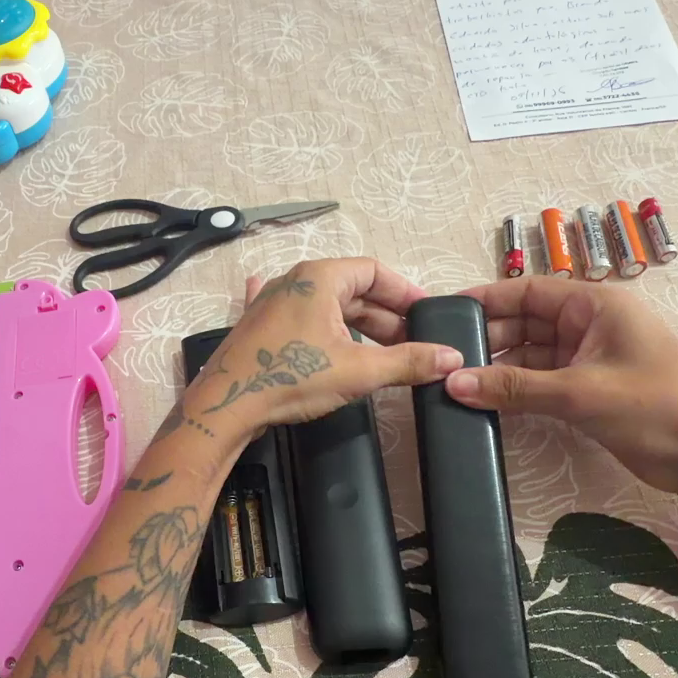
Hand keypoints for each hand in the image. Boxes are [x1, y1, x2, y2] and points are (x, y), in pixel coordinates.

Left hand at [188, 258, 462, 431]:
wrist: (226, 405)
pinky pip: (298, 319)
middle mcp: (294, 281)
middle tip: (411, 343)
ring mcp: (271, 303)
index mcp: (320, 277)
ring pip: (326, 307)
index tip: (425, 314)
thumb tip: (451, 358)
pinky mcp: (258, 328)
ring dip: (356, 327)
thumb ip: (408, 361)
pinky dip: (318, 326)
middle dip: (384, 317)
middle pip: (352, 291)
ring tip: (382, 352)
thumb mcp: (359, 371)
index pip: (375, 271)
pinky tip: (317, 326)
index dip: (405, 292)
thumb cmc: (290, 377)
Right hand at [444, 276, 677, 497]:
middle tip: (441, 359)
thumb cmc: (658, 407)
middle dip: (486, 339)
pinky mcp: (586, 391)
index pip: (529, 291)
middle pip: (524, 323)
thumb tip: (453, 383)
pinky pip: (538, 383)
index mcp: (596, 305)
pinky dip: (513, 391)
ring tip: (452, 383)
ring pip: (528, 356)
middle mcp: (589, 325)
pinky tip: (482, 401)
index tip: (444, 314)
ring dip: (496, 369)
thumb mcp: (580, 393)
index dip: (486, 300)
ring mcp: (587, 359)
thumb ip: (514, 388)